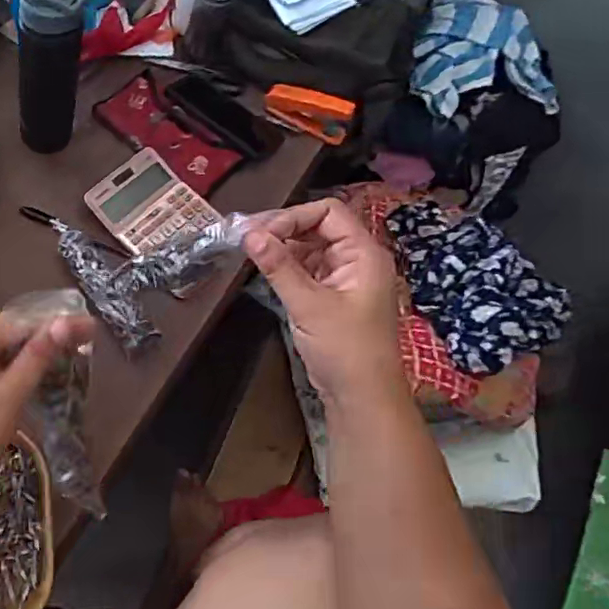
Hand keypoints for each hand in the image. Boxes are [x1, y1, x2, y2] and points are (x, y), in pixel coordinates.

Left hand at [0, 311, 95, 494]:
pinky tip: (46, 374)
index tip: (89, 326)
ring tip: (74, 353)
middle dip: (47, 337)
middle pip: (11, 334)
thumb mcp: (10, 394)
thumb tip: (66, 323)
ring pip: (6, 353)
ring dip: (37, 354)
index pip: (18, 323)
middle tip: (86, 339)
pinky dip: (22, 371)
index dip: (55, 324)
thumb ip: (37, 357)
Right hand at [243, 199, 404, 403]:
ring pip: (309, 248)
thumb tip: (249, 234)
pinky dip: (285, 266)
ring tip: (248, 251)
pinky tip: (263, 269)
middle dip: (282, 229)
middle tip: (245, 238)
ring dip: (281, 247)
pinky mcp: (329, 296)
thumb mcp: (308, 304)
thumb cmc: (344, 348)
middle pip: (317, 227)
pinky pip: (306, 269)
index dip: (292, 217)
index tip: (259, 232)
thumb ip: (279, 267)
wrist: (361, 394)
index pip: (328, 213)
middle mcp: (356, 260)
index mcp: (363, 254)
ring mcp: (343, 278)